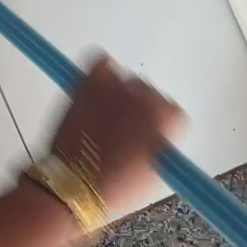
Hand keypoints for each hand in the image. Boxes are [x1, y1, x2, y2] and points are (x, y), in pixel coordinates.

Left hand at [47, 53, 184, 211]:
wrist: (73, 184)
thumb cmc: (114, 185)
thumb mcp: (153, 172)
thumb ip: (161, 145)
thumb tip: (157, 136)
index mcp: (164, 117)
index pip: (173, 111)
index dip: (161, 125)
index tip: (150, 136)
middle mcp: (144, 95)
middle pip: (150, 93)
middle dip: (140, 109)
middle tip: (123, 131)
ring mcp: (115, 86)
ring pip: (126, 79)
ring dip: (120, 94)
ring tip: (105, 117)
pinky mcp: (89, 82)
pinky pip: (100, 61)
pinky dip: (100, 74)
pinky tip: (96, 91)